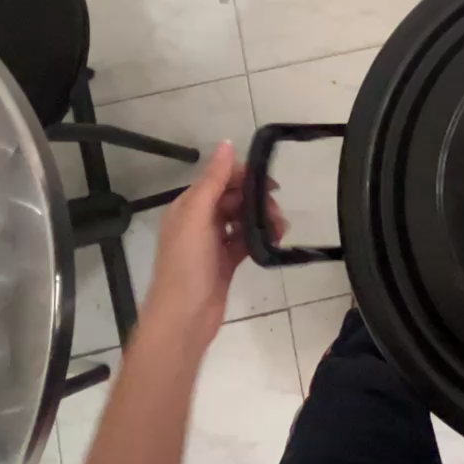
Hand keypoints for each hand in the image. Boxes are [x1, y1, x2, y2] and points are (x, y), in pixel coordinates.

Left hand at [139, 142, 285, 345]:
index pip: (220, 179)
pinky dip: (259, 238)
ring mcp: (212, 242)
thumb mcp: (197, 217)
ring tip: (281, 229)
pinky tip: (274, 241)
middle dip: (257, 200)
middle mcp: (199, 221)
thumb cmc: (186, 265)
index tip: (270, 185)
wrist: (183, 320)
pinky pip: (245, 241)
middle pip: (234, 198)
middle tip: (277, 212)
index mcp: (188, 206)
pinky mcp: (225, 261)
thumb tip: (227, 143)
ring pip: (242, 219)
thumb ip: (214, 181)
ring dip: (261, 219)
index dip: (245, 177)